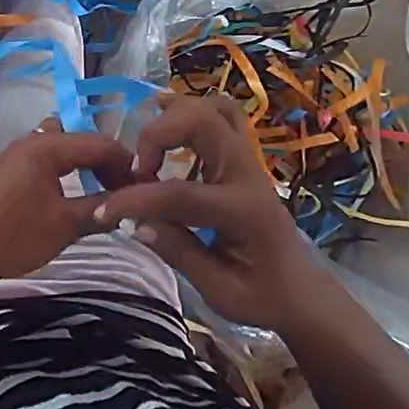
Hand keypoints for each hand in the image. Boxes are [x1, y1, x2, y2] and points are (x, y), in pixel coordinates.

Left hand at [0, 124, 134, 291]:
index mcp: (46, 146)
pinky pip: (45, 162)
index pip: (99, 143)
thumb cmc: (13, 235)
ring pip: (61, 150)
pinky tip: (72, 194)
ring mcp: (16, 156)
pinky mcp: (7, 173)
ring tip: (103, 191)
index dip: (127, 164)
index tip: (146, 188)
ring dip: (84, 166)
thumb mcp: (64, 225)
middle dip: (106, 162)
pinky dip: (64, 172)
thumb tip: (129, 205)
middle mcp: (31, 142)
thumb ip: (99, 210)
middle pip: (80, 142)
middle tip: (126, 190)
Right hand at [93, 94, 315, 327]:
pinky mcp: (244, 160)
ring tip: (147, 143)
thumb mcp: (220, 292)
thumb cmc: (264, 299)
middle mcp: (249, 176)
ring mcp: (250, 163)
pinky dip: (190, 112)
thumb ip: (179, 253)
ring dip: (175, 116)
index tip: (104, 211)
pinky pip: (222, 117)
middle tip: (137, 170)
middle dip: (157, 135)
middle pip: (203, 122)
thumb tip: (137, 224)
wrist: (305, 296)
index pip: (181, 194)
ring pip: (215, 109)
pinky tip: (164, 124)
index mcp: (246, 212)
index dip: (136, 199)